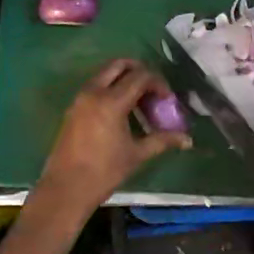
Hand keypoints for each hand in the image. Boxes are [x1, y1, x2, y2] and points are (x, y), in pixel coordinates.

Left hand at [35, 59, 189, 213]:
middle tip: (153, 89)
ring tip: (139, 101)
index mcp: (111, 101)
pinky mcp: (74, 107)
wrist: (66, 188)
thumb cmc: (104, 172)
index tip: (168, 99)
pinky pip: (95, 86)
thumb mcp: (137, 154)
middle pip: (119, 65)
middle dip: (139, 71)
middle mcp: (94, 92)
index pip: (140, 77)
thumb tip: (187, 139)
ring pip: (105, 74)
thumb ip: (162, 140)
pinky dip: (111, 88)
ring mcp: (80, 98)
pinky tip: (122, 111)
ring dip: (124, 79)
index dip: (158, 83)